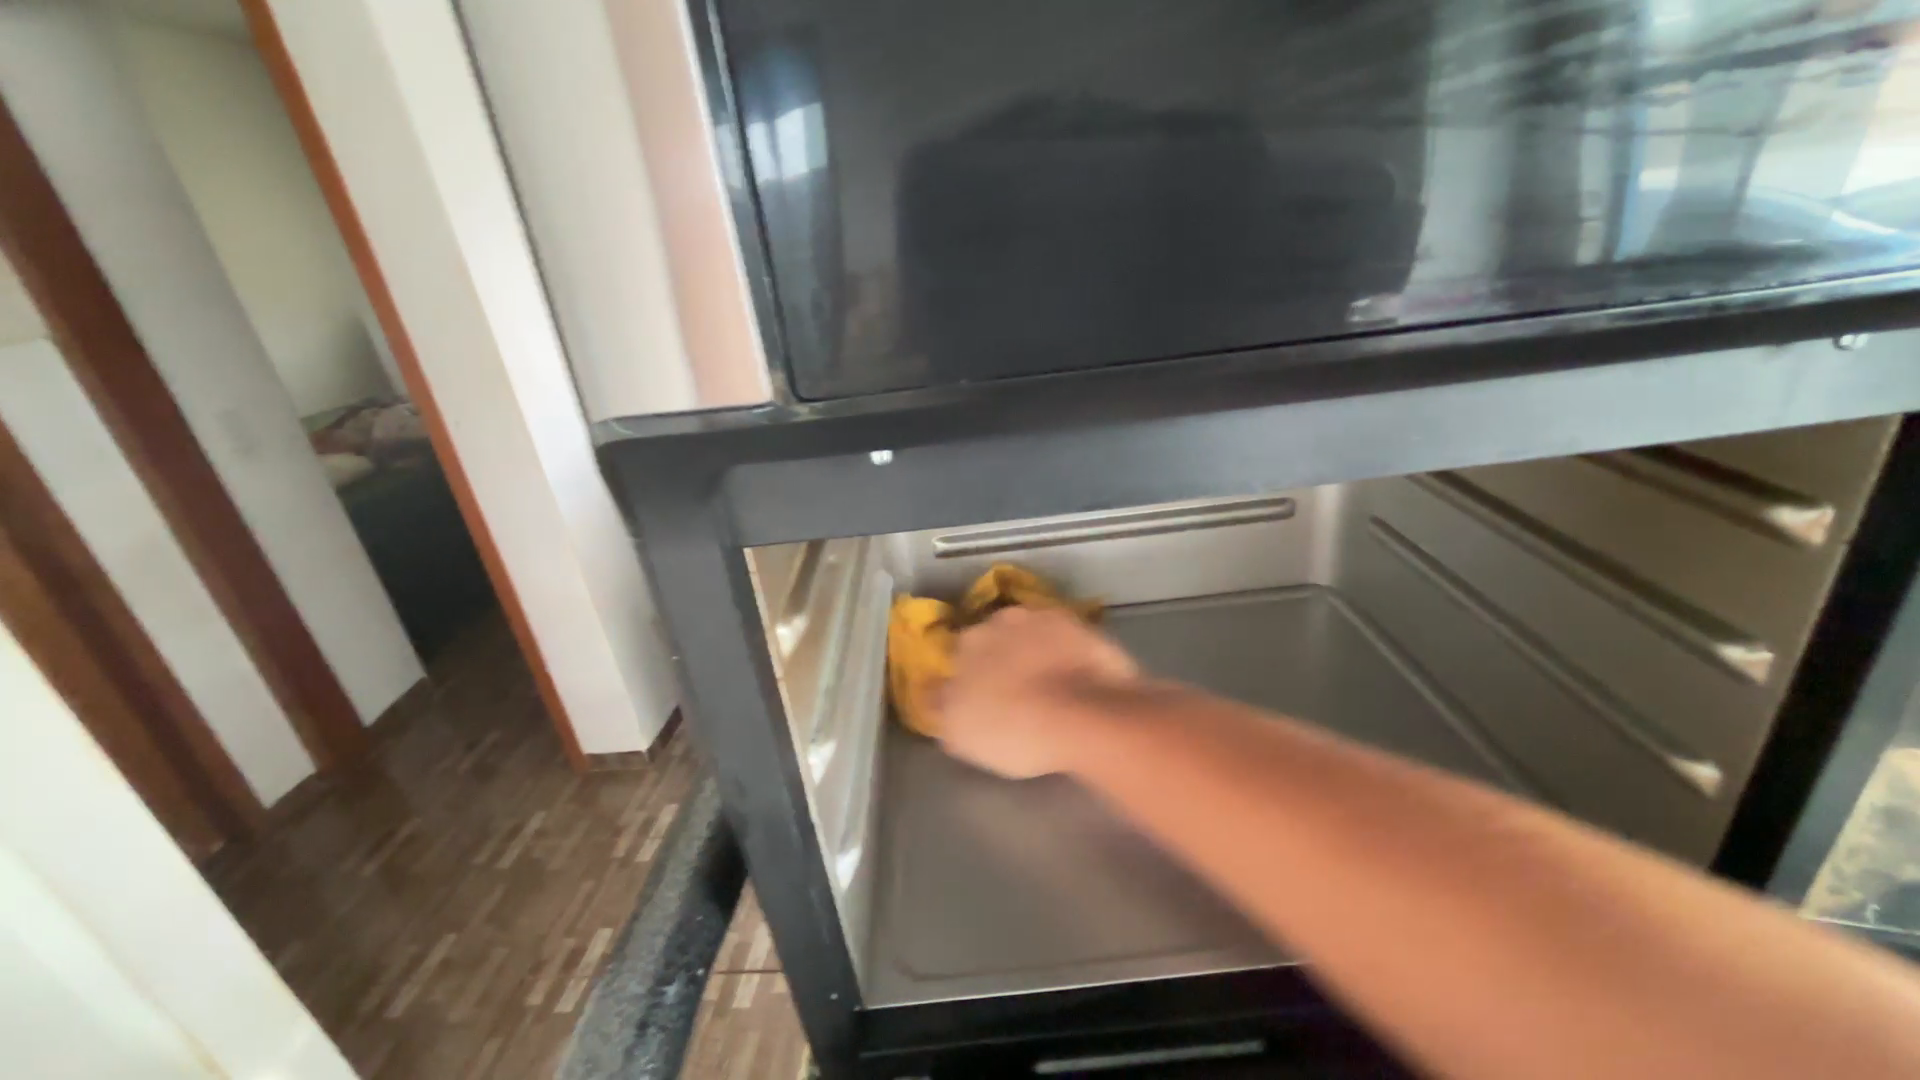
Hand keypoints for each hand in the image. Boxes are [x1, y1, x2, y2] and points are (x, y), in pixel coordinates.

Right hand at [936, 606, 1139, 778]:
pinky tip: (1077, 679)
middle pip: (997, 638)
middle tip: (1016, 692)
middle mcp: (1003, 620)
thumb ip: (941, 706)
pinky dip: (1069, 653)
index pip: (960, 655)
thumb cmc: (1013, 730)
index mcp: (967, 643)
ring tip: (1050, 686)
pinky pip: (1069, 639)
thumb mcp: (959, 733)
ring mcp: (1046, 619)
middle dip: (1003, 658)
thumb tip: (934, 691)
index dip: (971, 676)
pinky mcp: (1085, 626)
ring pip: (1034, 634)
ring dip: (1037, 651)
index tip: (982, 698)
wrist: (1084, 717)